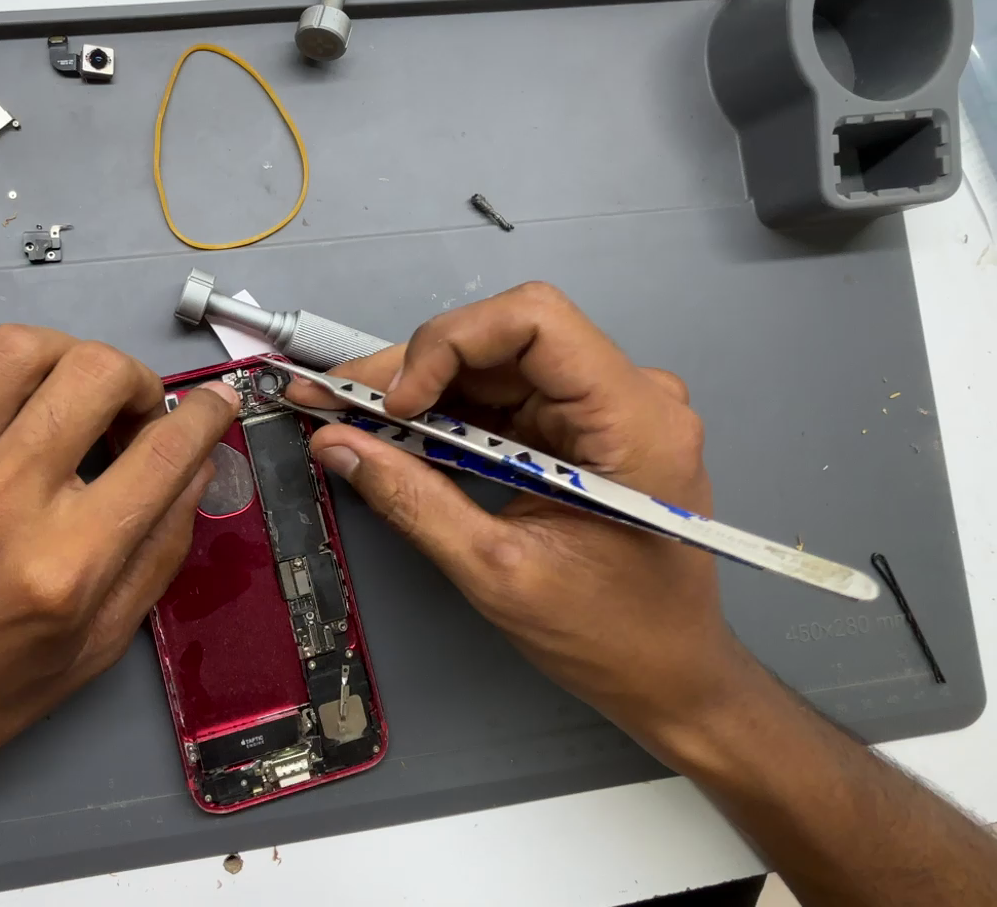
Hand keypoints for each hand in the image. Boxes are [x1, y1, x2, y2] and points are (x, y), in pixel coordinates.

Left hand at [0, 325, 238, 799]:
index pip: (162, 455)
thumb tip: (197, 464)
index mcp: (65, 565)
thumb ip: (160, 551)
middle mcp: (0, 502)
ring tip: (69, 392)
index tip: (216, 405)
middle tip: (130, 415)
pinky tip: (2, 386)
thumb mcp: (98, 646)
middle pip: (94, 375)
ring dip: (65, 354)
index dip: (205, 417)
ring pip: (17, 348)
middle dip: (136, 380)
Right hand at [297, 283, 757, 747]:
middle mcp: (622, 394)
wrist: (669, 677)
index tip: (397, 404)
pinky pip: (494, 400)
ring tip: (340, 412)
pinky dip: (436, 415)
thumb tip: (334, 442)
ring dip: (411, 391)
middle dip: (407, 370)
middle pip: (497, 341)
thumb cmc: (607, 636)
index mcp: (631, 418)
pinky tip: (386, 430)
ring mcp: (597, 409)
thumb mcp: (496, 571)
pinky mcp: (573, 428)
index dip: (449, 343)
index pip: (534, 320)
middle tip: (328, 399)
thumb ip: (412, 500)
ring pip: (486, 367)